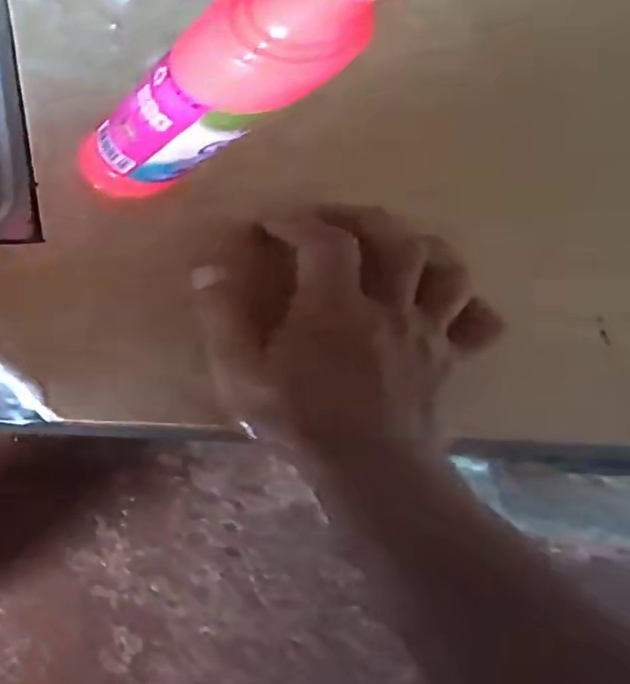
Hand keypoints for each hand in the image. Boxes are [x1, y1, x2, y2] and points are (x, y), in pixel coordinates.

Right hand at [192, 205, 504, 459]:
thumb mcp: (237, 368)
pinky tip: (435, 299)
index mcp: (333, 307)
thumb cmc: (291, 414)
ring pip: (447, 269)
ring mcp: (428, 333)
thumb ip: (221, 316)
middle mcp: (390, 308)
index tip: (265, 223)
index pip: (325, 243)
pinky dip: (460, 298)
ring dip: (417, 244)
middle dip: (358, 218)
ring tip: (386, 243)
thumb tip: (207, 269)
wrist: (366, 465)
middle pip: (397, 241)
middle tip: (324, 218)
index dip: (295, 222)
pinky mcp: (450, 358)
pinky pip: (477, 319)